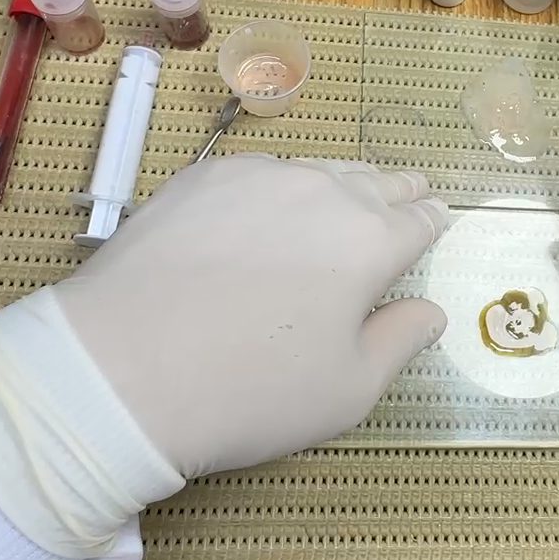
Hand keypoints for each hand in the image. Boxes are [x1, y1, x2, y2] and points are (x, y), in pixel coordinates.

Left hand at [0, 155, 448, 555]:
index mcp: (370, 242)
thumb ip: (401, 342)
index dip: (432, 219)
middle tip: (409, 191)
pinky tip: (268, 207)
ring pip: (321, 169)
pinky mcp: (204, 175)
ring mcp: (260, 176)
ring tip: (347, 192)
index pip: (420, 220)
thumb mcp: (348, 391)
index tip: (436, 217)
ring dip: (342, 182)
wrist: (122, 370)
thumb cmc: (251, 391)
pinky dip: (279, 186)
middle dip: (398, 189)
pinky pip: (262, 172)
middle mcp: (323, 192)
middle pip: (377, 182)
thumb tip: (432, 311)